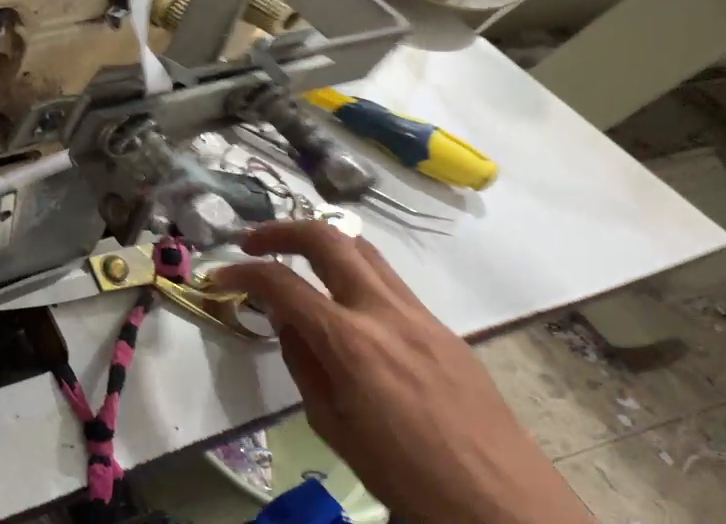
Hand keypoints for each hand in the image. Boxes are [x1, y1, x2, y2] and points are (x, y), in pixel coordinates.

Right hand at [212, 222, 590, 523]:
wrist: (507, 508)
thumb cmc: (407, 477)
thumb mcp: (332, 424)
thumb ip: (302, 361)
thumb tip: (285, 321)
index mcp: (351, 343)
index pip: (280, 282)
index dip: (241, 273)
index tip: (219, 278)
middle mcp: (386, 315)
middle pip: (328, 239)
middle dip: (281, 231)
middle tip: (252, 244)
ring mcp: (422, 319)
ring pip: (364, 251)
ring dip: (322, 245)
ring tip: (297, 262)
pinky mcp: (446, 332)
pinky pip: (391, 284)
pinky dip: (355, 276)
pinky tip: (345, 309)